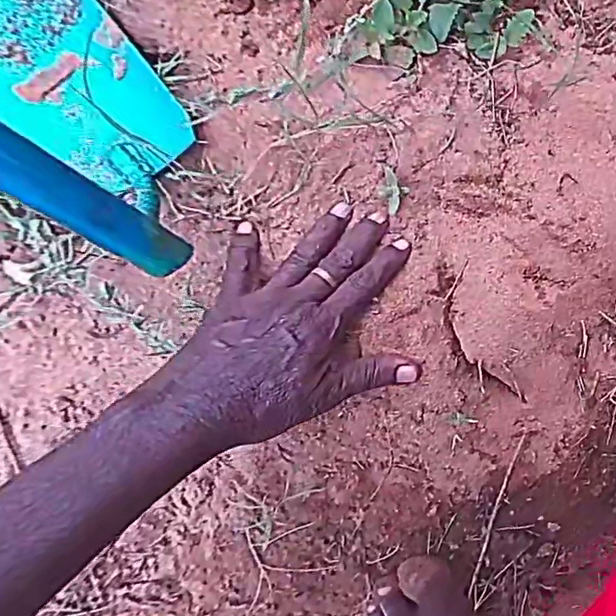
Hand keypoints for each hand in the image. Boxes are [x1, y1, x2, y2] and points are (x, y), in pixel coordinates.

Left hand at [140, 203, 419, 451]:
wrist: (198, 408)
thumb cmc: (265, 406)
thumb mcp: (325, 396)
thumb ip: (370, 375)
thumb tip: (416, 368)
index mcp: (322, 325)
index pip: (363, 286)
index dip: (385, 263)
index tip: (402, 240)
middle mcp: (297, 303)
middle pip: (336, 263)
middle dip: (361, 237)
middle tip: (379, 213)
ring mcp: (263, 298)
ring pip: (301, 257)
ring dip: (323, 231)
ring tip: (341, 207)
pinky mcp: (231, 302)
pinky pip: (239, 268)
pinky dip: (244, 246)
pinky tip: (247, 225)